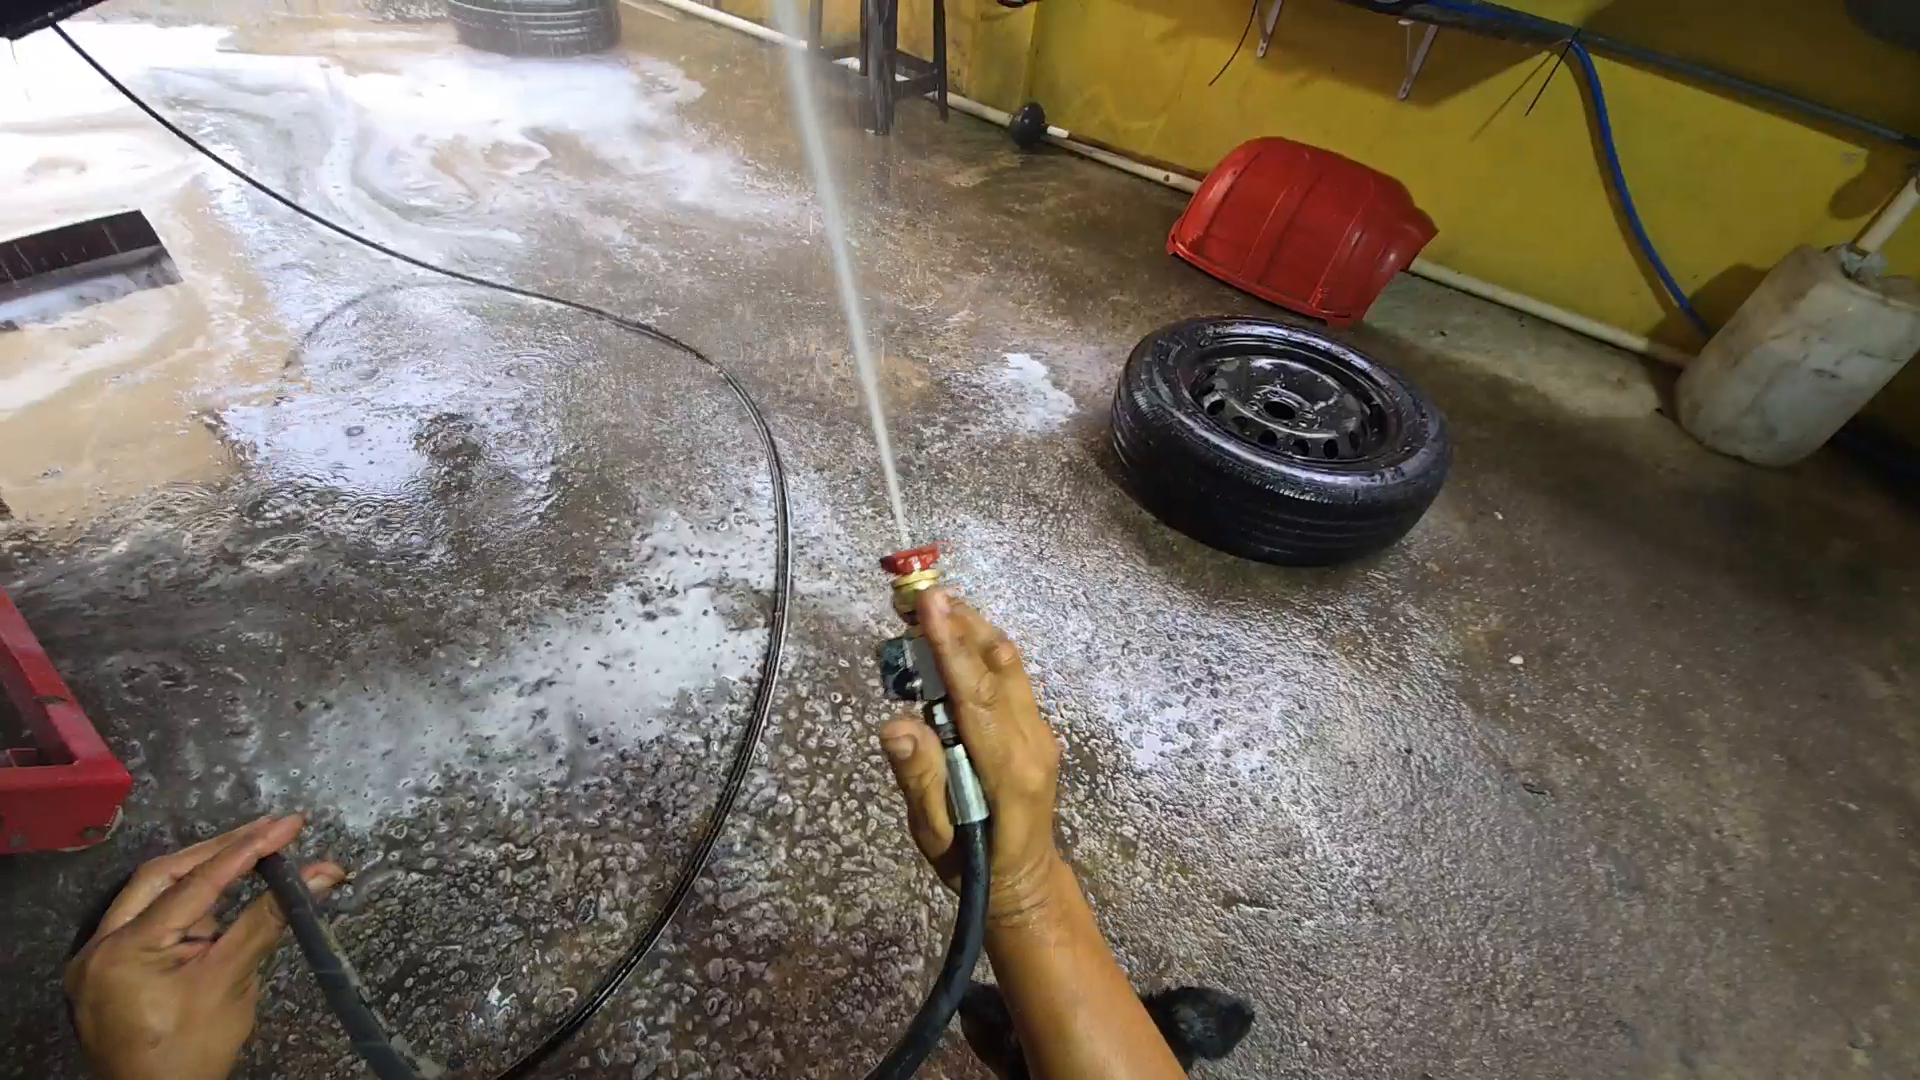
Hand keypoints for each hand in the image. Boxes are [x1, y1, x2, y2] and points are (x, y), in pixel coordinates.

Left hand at [65, 815, 344, 1079]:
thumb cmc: (192, 1042)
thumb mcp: (233, 976)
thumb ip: (272, 916)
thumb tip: (326, 871)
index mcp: (123, 950)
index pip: (197, 883)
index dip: (250, 849)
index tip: (292, 824)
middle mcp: (102, 946)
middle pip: (163, 876)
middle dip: (222, 847)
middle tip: (273, 827)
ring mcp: (107, 955)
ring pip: (157, 889)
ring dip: (209, 864)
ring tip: (260, 844)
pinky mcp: (123, 962)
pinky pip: (160, 911)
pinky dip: (199, 890)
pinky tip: (233, 879)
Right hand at [880, 586, 1063, 924]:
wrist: (1025, 880)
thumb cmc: (972, 864)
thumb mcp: (936, 834)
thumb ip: (920, 777)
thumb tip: (894, 725)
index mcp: (1009, 769)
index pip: (976, 694)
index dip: (951, 646)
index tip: (930, 604)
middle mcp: (1034, 740)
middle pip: (999, 665)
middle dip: (959, 623)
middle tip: (918, 595)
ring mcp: (1041, 731)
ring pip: (1010, 663)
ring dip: (973, 628)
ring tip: (933, 605)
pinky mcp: (1038, 727)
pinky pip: (1012, 676)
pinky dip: (982, 648)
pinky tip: (956, 636)